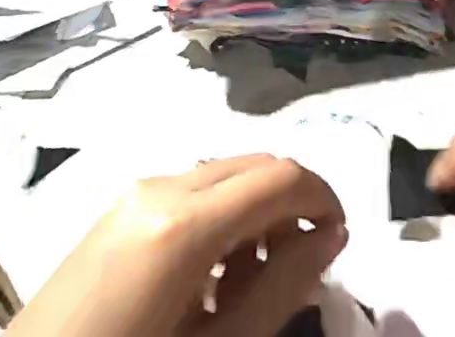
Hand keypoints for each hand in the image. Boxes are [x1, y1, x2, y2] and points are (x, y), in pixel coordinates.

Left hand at [8, 155, 345, 336]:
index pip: (281, 176)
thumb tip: (332, 234)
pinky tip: (211, 278)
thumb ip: (282, 287)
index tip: (339, 239)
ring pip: (227, 176)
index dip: (323, 198)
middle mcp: (161, 188)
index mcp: (183, 222)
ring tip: (252, 280)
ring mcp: (133, 196)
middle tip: (300, 263)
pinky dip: (223, 219)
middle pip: (256, 165)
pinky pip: (192, 194)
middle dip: (291, 204)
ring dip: (257, 212)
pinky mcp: (116, 213)